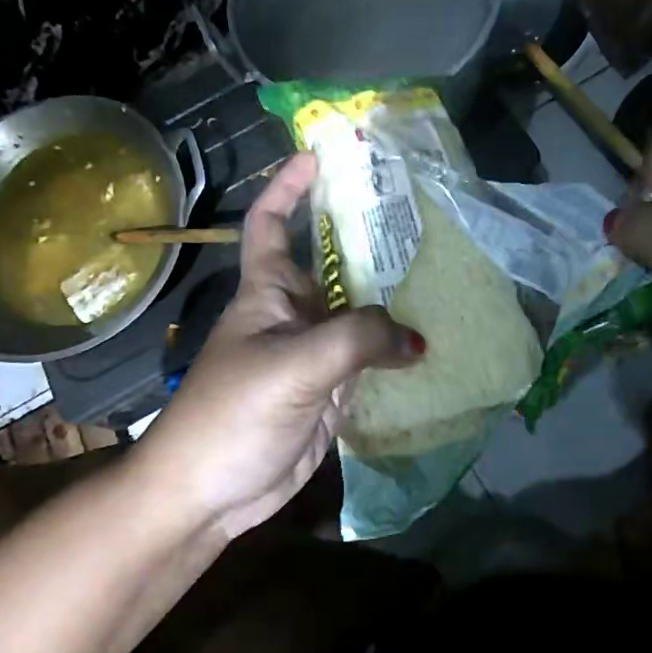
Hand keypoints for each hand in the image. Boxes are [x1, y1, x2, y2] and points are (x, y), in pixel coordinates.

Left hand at [128, 153, 421, 538]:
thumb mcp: (294, 365)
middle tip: (422, 222)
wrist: (208, 494)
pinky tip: (432, 344)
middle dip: (369, 243)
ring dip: (393, 300)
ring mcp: (315, 356)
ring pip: (361, 316)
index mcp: (267, 294)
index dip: (288, 189)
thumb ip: (358, 340)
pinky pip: (371, 362)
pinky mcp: (331, 393)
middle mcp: (295, 317)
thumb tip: (417, 339)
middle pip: (334, 267)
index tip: (318, 158)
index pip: (270, 226)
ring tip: (443, 275)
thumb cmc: (233, 414)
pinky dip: (398, 352)